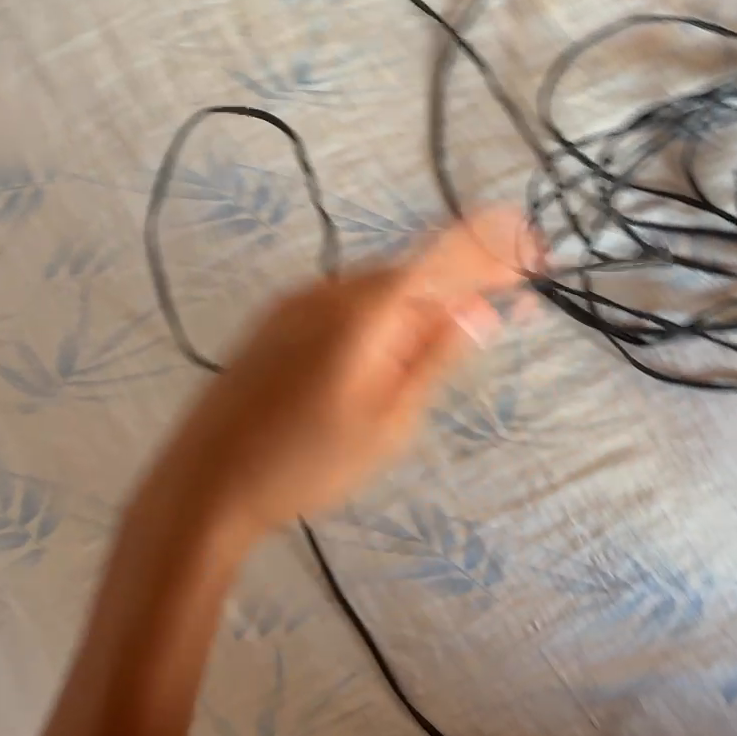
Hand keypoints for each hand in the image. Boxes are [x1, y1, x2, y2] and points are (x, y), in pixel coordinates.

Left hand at [158, 208, 537, 538]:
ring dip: (427, 298)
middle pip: (415, 269)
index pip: (444, 259)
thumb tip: (481, 311)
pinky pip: (350, 301)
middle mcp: (331, 289)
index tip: (535, 250)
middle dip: (466, 279)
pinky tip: (398, 340)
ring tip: (460, 328)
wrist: (201, 486)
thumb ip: (435, 357)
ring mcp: (298, 301)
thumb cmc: (306, 463)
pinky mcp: (278, 320)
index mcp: (365, 309)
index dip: (493, 249)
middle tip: (510, 302)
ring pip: (382, 286)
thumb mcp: (388, 420)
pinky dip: (387, 310)